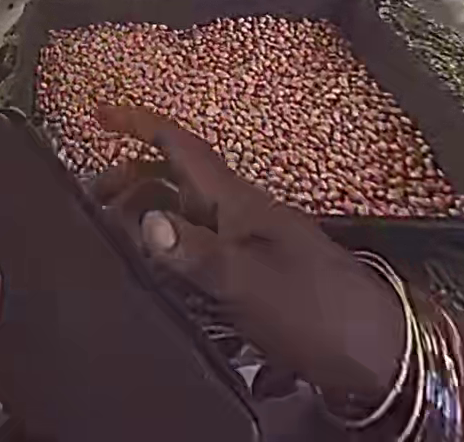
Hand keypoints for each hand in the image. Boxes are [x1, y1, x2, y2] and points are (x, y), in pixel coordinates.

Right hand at [90, 107, 405, 406]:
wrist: (373, 348)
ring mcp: (239, 236)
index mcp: (230, 196)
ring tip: (109, 235)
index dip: (137, 123)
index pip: (176, 143)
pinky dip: (163, 244)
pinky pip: (192, 242)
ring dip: (142, 212)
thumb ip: (194, 252)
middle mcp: (231, 207)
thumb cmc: (310, 305)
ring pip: (179, 209)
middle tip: (90, 200)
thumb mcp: (248, 281)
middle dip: (127, 177)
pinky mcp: (245, 266)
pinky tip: (150, 268)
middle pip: (169, 175)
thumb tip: (142, 221)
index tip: (99, 114)